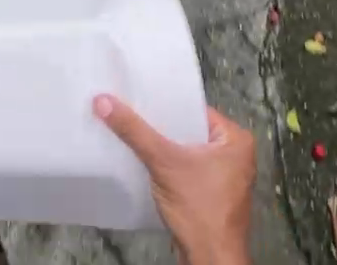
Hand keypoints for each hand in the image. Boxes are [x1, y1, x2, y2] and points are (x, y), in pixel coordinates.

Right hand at [93, 96, 255, 264]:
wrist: (210, 261)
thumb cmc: (198, 207)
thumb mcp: (163, 162)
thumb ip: (134, 130)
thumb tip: (102, 99)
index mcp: (235, 139)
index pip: (192, 107)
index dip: (162, 99)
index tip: (134, 90)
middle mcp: (234, 153)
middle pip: (186, 127)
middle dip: (157, 121)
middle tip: (126, 105)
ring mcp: (223, 175)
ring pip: (183, 147)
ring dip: (158, 142)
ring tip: (128, 125)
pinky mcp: (209, 193)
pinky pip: (182, 165)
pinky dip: (163, 161)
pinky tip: (139, 153)